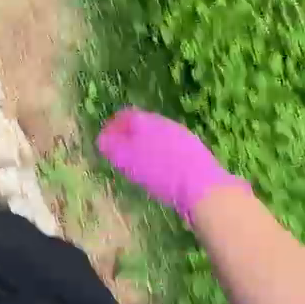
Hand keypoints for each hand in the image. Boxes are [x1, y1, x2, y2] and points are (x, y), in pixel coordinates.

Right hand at [96, 108, 247, 224]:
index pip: (126, 116)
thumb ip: (113, 147)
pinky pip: (170, 148)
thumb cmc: (160, 171)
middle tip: (120, 151)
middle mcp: (165, 124)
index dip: (113, 126)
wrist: (203, 187)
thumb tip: (102, 139)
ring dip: (146, 145)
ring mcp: (182, 136)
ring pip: (158, 136)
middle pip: (143, 124)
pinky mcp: (194, 152)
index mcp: (147, 121)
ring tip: (138, 162)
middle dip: (130, 135)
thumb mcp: (128, 160)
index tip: (105, 139)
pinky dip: (160, 154)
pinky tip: (160, 170)